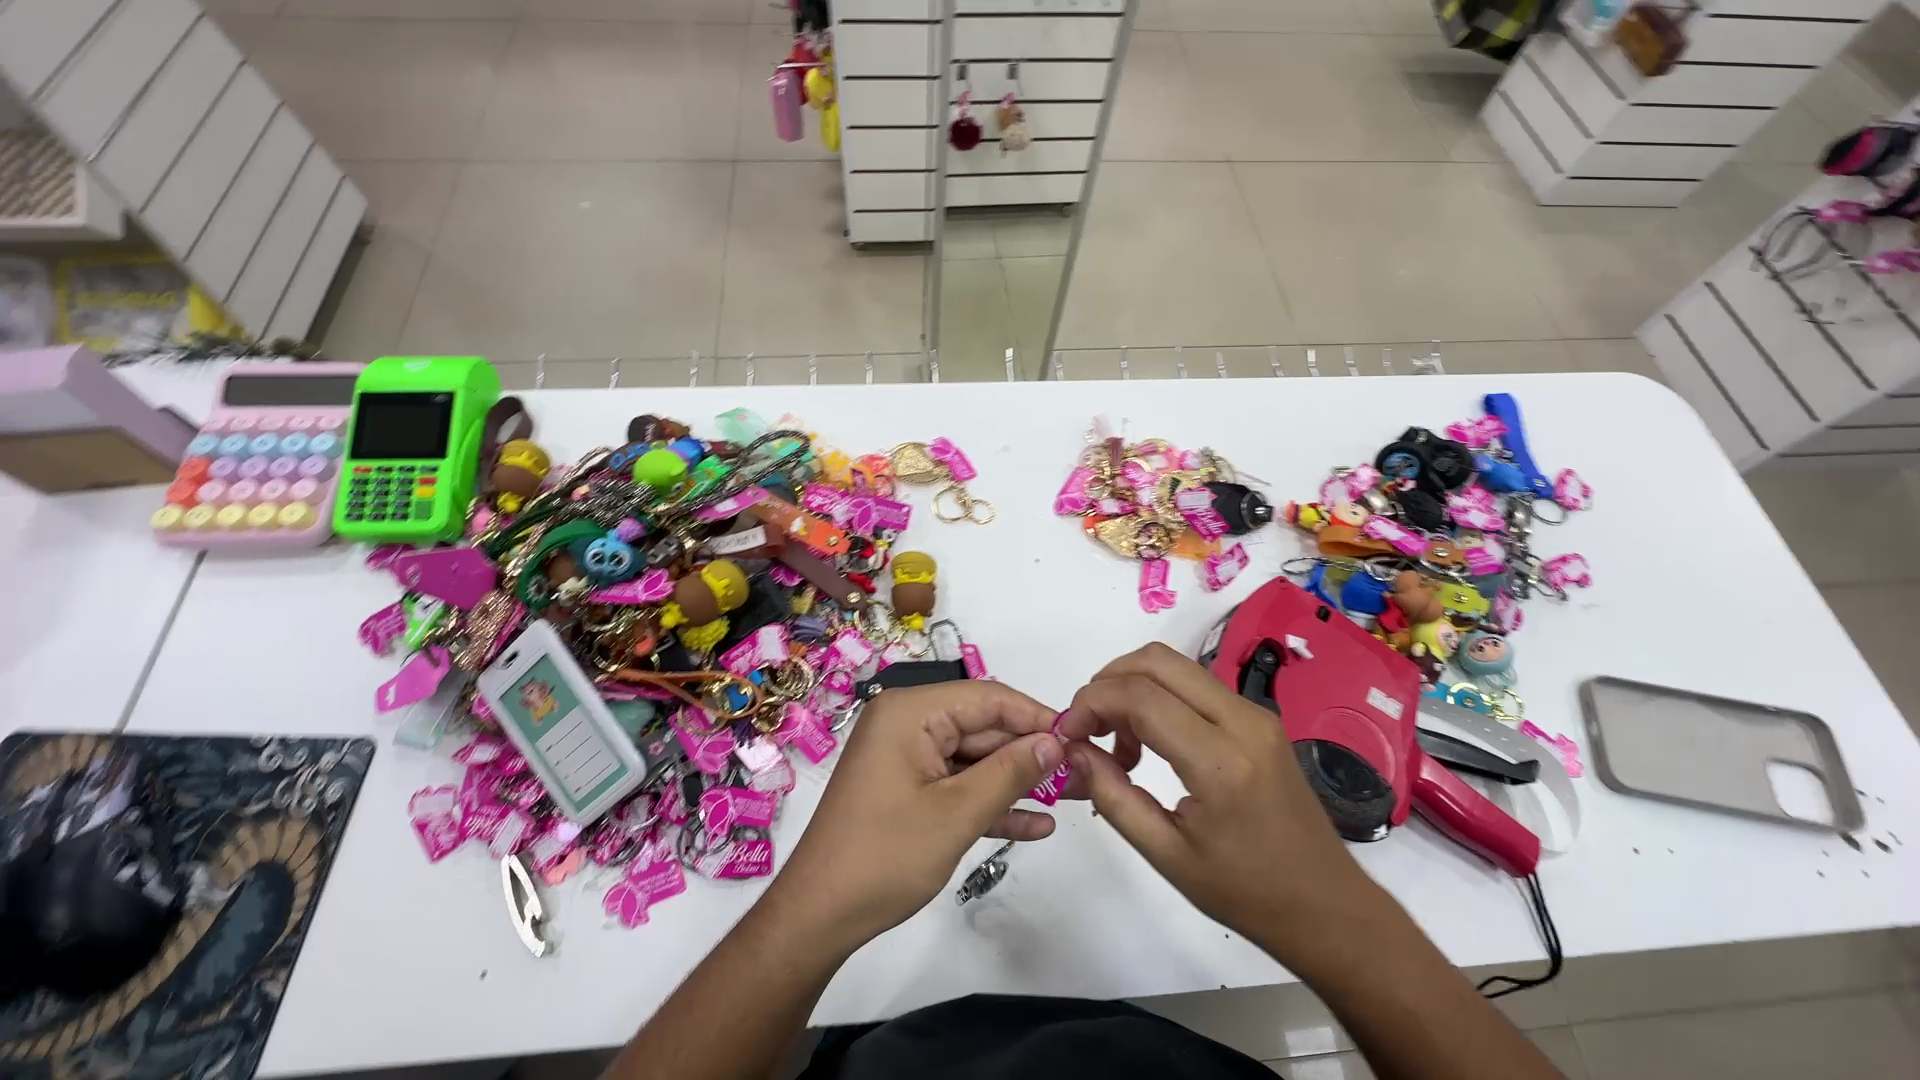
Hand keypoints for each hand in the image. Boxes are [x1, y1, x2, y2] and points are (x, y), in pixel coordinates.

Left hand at [772, 680, 1063, 948]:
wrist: (820, 914)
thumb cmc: (885, 856)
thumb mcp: (957, 813)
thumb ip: (1010, 772)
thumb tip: (1055, 742)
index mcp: (910, 712)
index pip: (987, 698)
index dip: (1036, 716)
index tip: (1081, 738)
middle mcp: (907, 725)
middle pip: (983, 728)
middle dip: (1032, 753)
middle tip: (1084, 773)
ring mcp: (907, 759)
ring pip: (975, 759)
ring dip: (1018, 780)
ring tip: (1075, 797)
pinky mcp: (908, 790)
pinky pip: (958, 786)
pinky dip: (991, 803)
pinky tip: (1037, 825)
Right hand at [1058, 643, 1372, 956]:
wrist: (1326, 906)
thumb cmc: (1246, 892)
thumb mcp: (1166, 855)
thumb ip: (1112, 796)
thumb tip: (1073, 751)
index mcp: (1220, 762)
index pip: (1139, 696)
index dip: (1090, 704)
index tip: (1067, 735)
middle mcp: (1243, 722)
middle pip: (1157, 661)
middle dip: (1107, 683)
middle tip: (1086, 729)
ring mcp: (1256, 715)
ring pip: (1176, 666)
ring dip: (1133, 689)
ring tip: (1117, 744)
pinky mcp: (1260, 720)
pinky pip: (1196, 686)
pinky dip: (1159, 697)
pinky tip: (1150, 744)